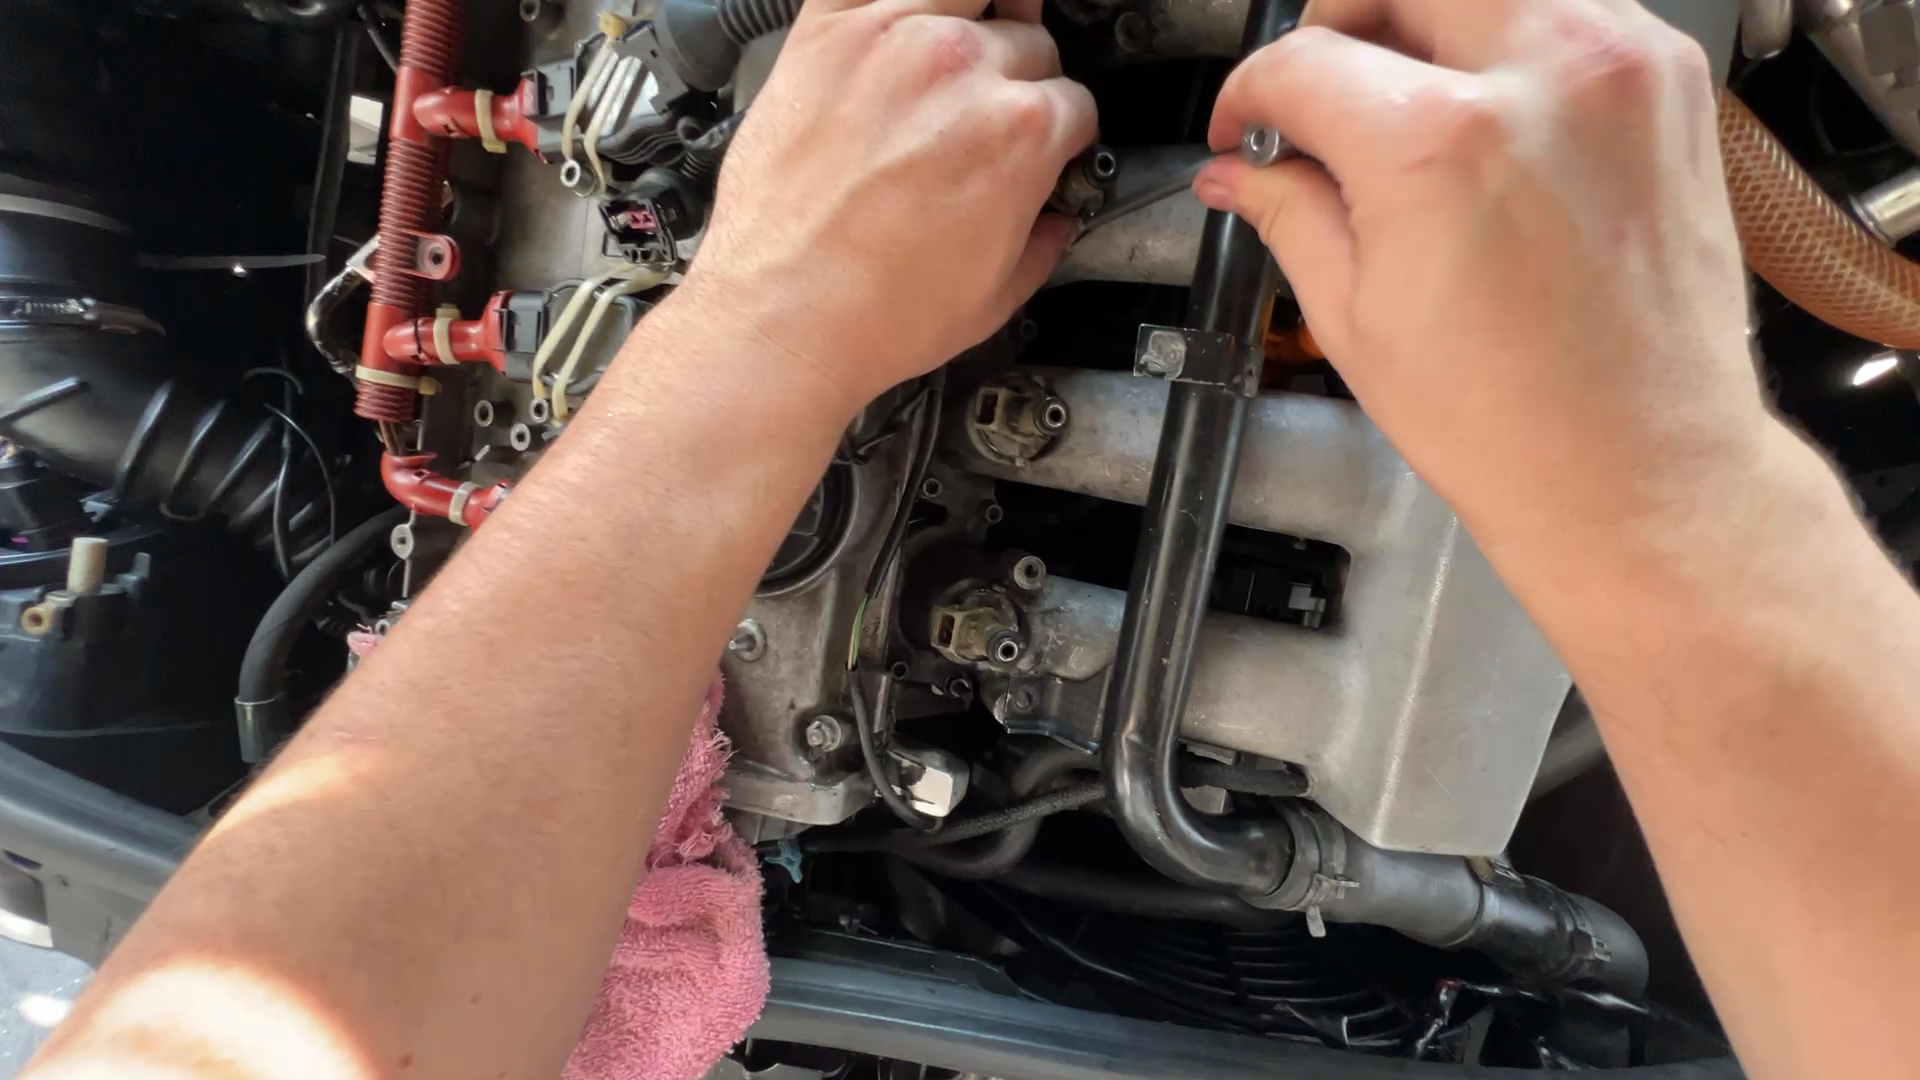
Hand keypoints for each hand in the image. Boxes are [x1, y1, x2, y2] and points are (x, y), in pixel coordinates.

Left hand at [681, 0, 1097, 412]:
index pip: (1074, 104)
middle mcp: (963, 71)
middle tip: (992, 125)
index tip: (1048, 149)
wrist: (789, 317)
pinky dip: (900, 1)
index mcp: (1021, 136)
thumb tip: (1054, 222)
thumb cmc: (879, 317)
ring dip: (979, 19)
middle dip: (1023, 86)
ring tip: (961, 58)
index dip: (1066, 134)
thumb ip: (1042, 246)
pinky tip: (904, 28)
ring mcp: (892, 40)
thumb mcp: (994, 300)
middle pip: (1029, 44)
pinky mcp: (826, 33)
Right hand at [1196, 0, 1767, 562]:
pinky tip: (1456, 125)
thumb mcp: (1349, 316)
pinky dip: (1486, 47)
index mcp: (1434, 149)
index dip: (1247, 95)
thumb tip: (1235, 176)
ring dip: (1410, 29)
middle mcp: (1543, 76)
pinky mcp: (1666, 87)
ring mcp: (1622, 69)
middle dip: (1327, 28)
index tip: (1239, 130)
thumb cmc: (1493, 414)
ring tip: (1377, 117)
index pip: (1303, 63)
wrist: (1625, 459)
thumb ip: (1287, 215)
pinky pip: (1555, 17)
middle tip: (1300, 97)